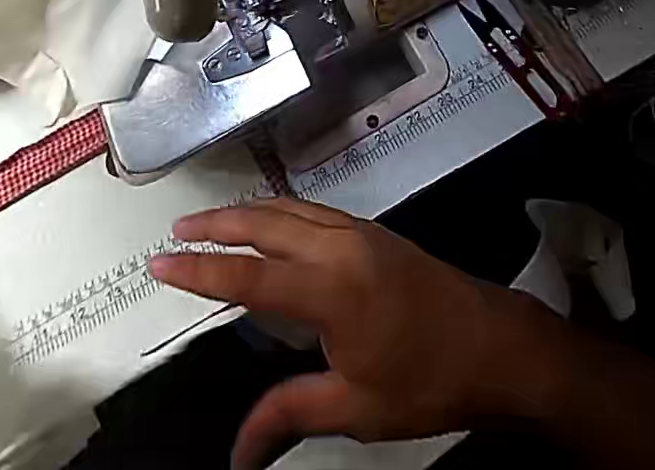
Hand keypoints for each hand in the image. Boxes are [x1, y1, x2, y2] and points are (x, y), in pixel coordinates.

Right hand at [148, 198, 554, 468]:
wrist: (494, 342)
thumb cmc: (426, 379)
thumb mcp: (355, 407)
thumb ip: (289, 415)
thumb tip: (238, 452)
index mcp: (329, 289)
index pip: (248, 275)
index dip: (199, 270)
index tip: (160, 263)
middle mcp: (339, 247)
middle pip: (265, 223)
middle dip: (217, 224)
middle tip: (178, 229)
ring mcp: (358, 231)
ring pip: (290, 208)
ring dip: (248, 211)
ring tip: (212, 219)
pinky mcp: (372, 230)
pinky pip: (313, 209)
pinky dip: (280, 210)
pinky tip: (271, 220)